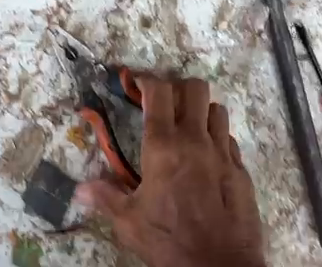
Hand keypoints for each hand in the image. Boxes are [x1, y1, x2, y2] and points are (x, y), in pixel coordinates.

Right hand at [78, 77, 266, 266]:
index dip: (147, 80)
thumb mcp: (130, 223)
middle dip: (180, 89)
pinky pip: (230, 140)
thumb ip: (106, 197)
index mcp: (164, 145)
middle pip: (195, 88)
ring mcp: (222, 153)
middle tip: (167, 103)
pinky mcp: (241, 171)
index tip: (138, 83)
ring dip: (202, 112)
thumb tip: (80, 189)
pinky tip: (209, 157)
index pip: (158, 91)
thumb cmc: (170, 242)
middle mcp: (195, 139)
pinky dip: (218, 139)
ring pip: (217, 109)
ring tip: (190, 127)